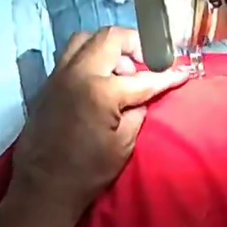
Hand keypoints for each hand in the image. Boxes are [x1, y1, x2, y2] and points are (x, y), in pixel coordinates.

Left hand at [9, 28, 188, 226]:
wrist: (43, 188)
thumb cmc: (86, 173)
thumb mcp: (122, 146)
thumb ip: (136, 114)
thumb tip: (143, 97)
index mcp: (100, 91)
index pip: (142, 78)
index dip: (167, 76)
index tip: (183, 72)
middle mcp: (77, 74)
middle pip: (110, 38)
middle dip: (135, 45)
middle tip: (147, 63)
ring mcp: (58, 76)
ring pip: (85, 40)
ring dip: (107, 48)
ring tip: (119, 70)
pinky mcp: (47, 85)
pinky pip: (70, 57)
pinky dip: (89, 59)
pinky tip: (99, 81)